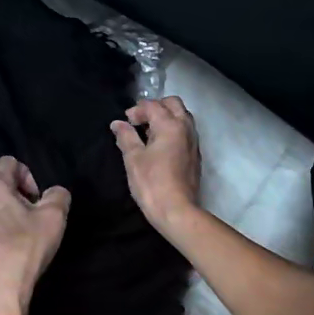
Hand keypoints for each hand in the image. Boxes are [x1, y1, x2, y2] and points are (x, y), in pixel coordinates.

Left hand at [0, 156, 70, 314]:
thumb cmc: (25, 248)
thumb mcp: (55, 216)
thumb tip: (54, 194)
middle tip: (37, 218)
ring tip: (28, 236)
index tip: (39, 201)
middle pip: (3, 184)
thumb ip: (59, 195)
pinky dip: (5, 231)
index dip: (31, 176)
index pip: (11, 162)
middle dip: (24, 196)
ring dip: (15, 214)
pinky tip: (16, 250)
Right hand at [111, 97, 202, 236]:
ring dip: (166, 117)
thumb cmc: (152, 183)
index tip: (125, 123)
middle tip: (139, 121)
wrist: (177, 210)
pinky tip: (159, 146)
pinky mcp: (195, 154)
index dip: (136, 110)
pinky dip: (173, 130)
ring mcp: (194, 141)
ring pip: (182, 116)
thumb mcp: (133, 158)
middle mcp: (186, 128)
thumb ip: (126, 136)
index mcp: (171, 125)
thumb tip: (118, 123)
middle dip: (155, 107)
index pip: (153, 105)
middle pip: (173, 104)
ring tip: (148, 133)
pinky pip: (185, 131)